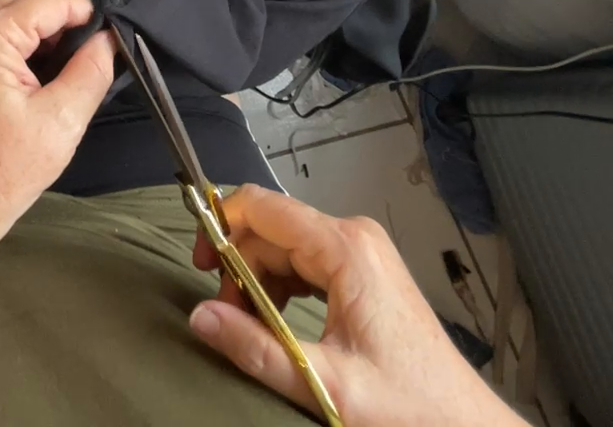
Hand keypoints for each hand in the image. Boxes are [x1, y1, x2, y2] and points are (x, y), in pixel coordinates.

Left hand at [0, 0, 114, 253]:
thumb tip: (110, 37)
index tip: (106, 47)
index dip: (84, 16)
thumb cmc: (3, 169)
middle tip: (86, 59)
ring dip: (47, 27)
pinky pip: (4, 27)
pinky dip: (29, 38)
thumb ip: (91, 71)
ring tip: (66, 70)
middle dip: (64, 17)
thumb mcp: (61, 121)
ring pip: (17, 7)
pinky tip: (44, 73)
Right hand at [188, 186, 523, 426]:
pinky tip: (273, 319)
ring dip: (255, 278)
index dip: (221, 225)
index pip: (261, 206)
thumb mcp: (328, 385)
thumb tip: (199, 317)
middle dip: (238, 265)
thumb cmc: (412, 410)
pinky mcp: (361, 269)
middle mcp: (351, 236)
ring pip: (282, 244)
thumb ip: (257, 349)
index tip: (200, 264)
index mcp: (345, 248)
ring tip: (248, 323)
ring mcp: (359, 250)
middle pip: (269, 227)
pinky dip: (278, 284)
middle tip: (226, 315)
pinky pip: (302, 260)